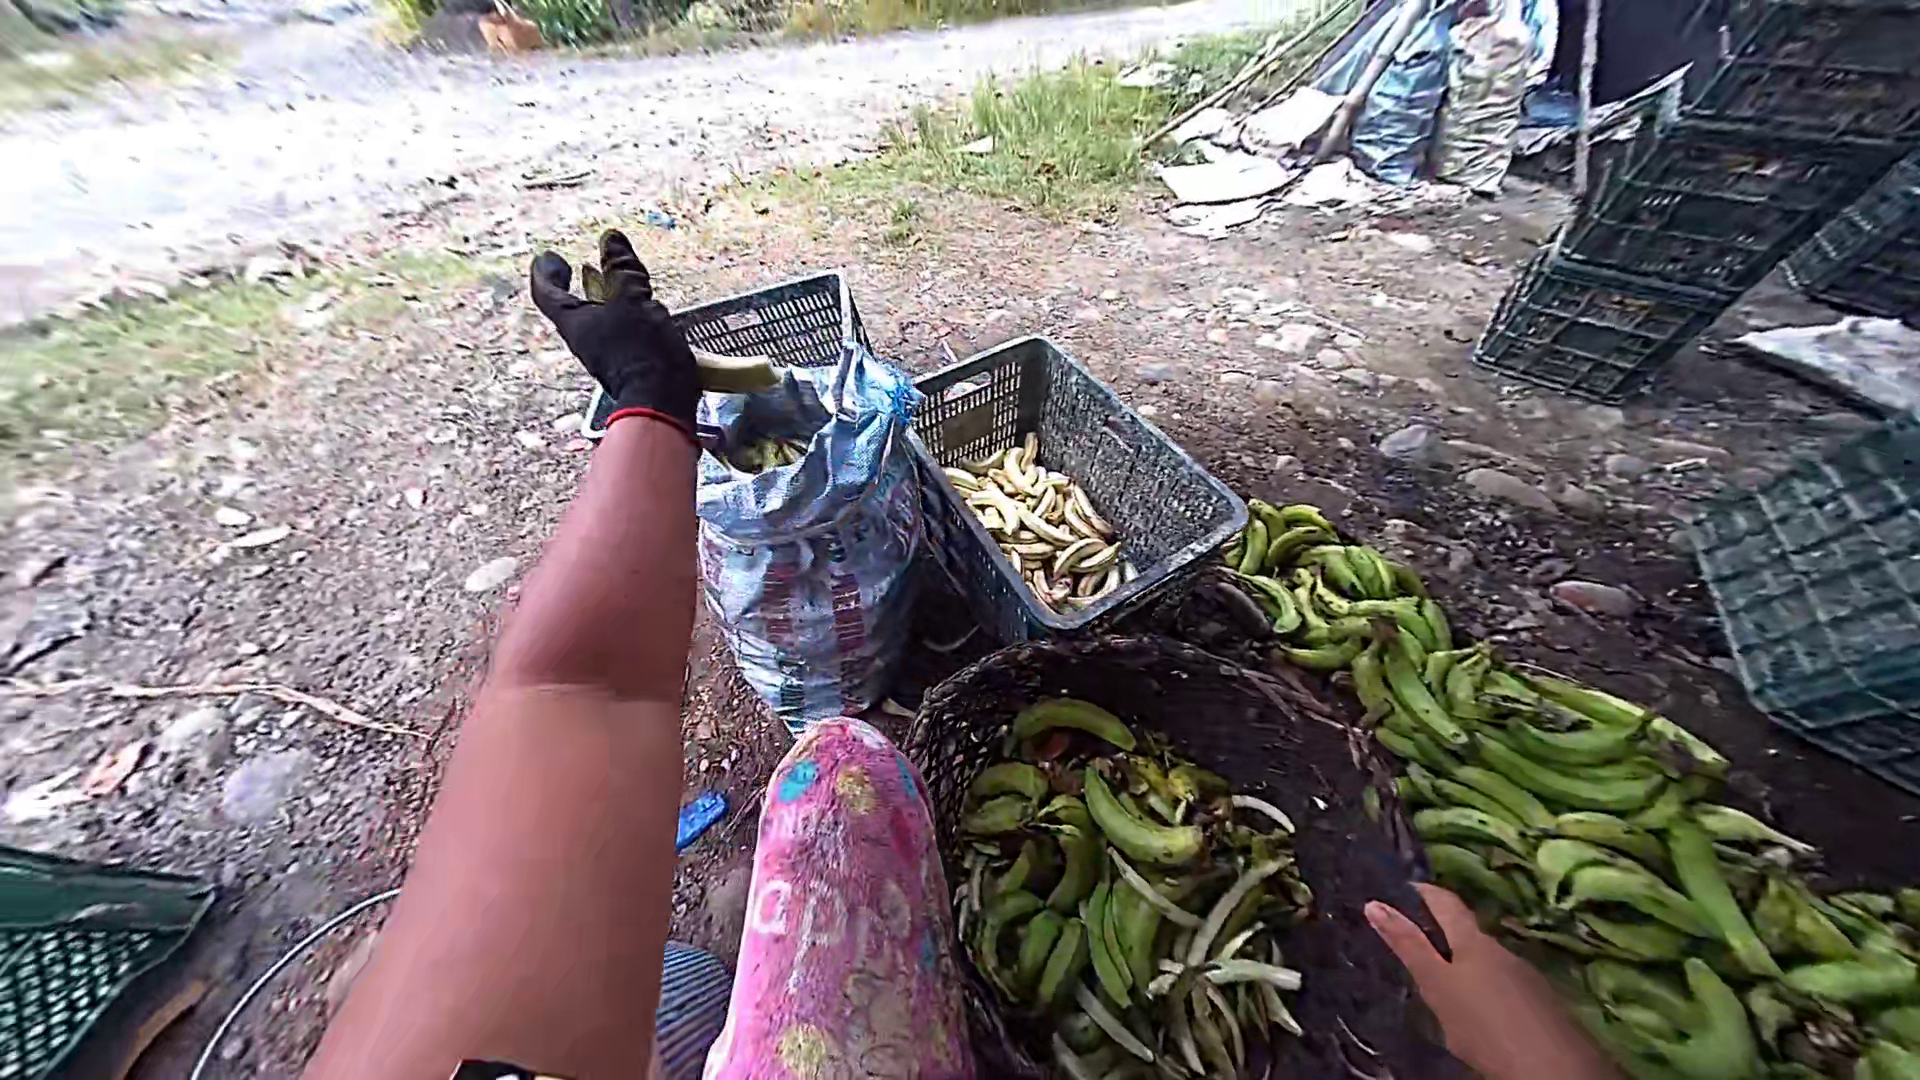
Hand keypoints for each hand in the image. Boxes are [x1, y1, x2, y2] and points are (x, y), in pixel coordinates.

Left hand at [529, 229, 700, 439]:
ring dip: (614, 307)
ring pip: (605, 325)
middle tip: (593, 271)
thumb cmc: (643, 352)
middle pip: (578, 309)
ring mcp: (610, 359)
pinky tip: (652, 321)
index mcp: (576, 323)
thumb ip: (622, 269)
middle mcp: (588, 342)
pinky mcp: (634, 370)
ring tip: (630, 293)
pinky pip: (628, 340)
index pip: (547, 292)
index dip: (546, 272)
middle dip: (587, 288)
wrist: (665, 401)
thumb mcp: (633, 300)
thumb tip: (611, 239)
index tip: (551, 258)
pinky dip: (634, 325)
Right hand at [1366, 884, 1621, 1079]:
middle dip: (1441, 935)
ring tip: (1442, 984)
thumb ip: (1408, 945)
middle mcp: (1505, 952)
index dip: (1420, 890)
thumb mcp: (1437, 987)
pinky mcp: (1552, 1015)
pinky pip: (1509, 991)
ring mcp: (1533, 984)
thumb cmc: (1489, 1027)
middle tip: (1411, 944)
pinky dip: (1489, 994)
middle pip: (1468, 934)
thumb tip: (1372, 901)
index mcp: (1475, 941)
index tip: (1397, 888)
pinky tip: (1480, 1015)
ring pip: (1490, 965)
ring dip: (1466, 968)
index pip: (1444, 899)